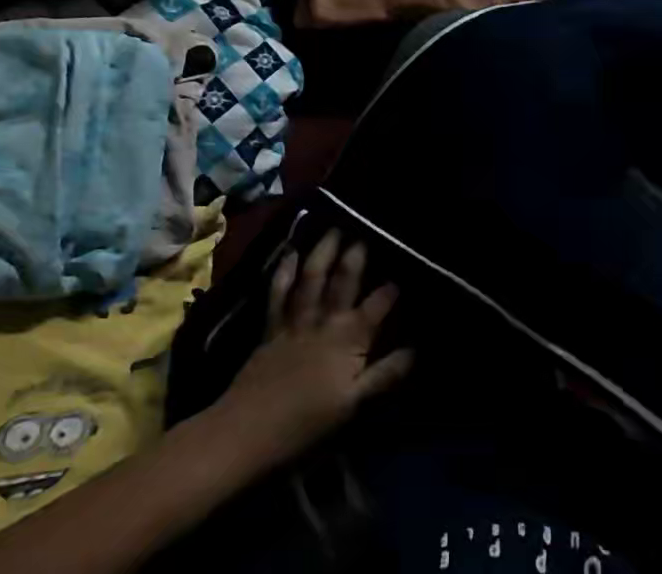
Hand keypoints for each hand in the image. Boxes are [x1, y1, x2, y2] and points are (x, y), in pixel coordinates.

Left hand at [208, 228, 413, 467]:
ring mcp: (295, 323)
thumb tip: (417, 349)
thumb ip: (385, 374)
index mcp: (349, 339)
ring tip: (332, 229)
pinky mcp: (271, 330)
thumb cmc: (305, 422)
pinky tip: (290, 254)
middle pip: (343, 282)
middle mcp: (324, 322)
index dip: (393, 288)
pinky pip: (279, 295)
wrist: (244, 432)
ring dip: (322, 253)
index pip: (379, 305)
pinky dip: (284, 273)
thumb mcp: (354, 403)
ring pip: (311, 281)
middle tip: (366, 230)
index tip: (406, 270)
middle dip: (356, 256)